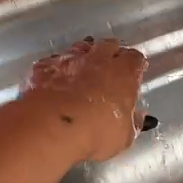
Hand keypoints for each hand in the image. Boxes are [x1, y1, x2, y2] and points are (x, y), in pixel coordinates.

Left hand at [20, 37, 148, 161]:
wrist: (51, 128)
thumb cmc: (95, 132)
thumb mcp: (124, 136)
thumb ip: (133, 122)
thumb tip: (138, 118)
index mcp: (124, 73)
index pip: (135, 58)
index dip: (135, 65)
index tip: (135, 72)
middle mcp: (98, 59)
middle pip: (109, 46)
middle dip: (111, 54)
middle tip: (110, 69)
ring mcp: (69, 60)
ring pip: (80, 48)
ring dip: (83, 56)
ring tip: (82, 71)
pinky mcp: (44, 67)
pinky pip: (53, 62)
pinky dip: (56, 69)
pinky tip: (55, 80)